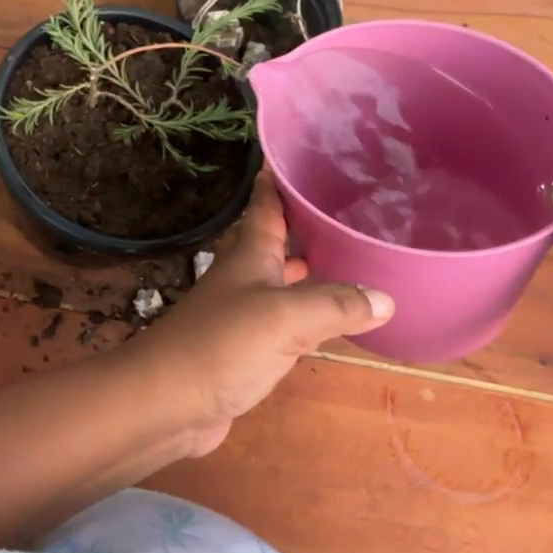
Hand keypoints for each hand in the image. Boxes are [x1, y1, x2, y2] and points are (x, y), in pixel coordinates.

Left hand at [119, 169, 394, 456]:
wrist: (167, 399)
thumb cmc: (221, 345)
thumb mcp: (284, 318)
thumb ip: (334, 304)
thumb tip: (385, 296)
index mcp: (250, 254)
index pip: (267, 203)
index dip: (282, 178)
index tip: (307, 153)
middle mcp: (246, 274)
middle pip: (278, 238)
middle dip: (309, 221)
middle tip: (354, 207)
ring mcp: (244, 310)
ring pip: (284, 277)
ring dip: (313, 265)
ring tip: (357, 256)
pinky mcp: (248, 346)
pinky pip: (287, 317)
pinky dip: (312, 310)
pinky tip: (337, 319)